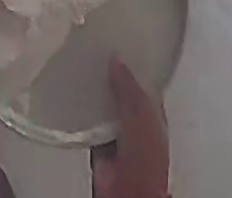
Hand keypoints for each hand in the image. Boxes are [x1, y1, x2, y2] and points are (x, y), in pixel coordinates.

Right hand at [92, 58, 169, 197]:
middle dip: (112, 78)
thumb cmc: (146, 156)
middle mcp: (137, 124)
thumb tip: (116, 60)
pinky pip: (90, 123)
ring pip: (106, 108)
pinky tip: (76, 97)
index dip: (133, 67)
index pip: (144, 84)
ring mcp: (118, 136)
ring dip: (97, 94)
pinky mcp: (99, 146)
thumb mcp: (141, 113)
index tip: (119, 48)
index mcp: (155, 115)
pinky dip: (84, 112)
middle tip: (97, 55)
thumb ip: (129, 89)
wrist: (127, 189)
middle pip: (123, 95)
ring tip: (84, 69)